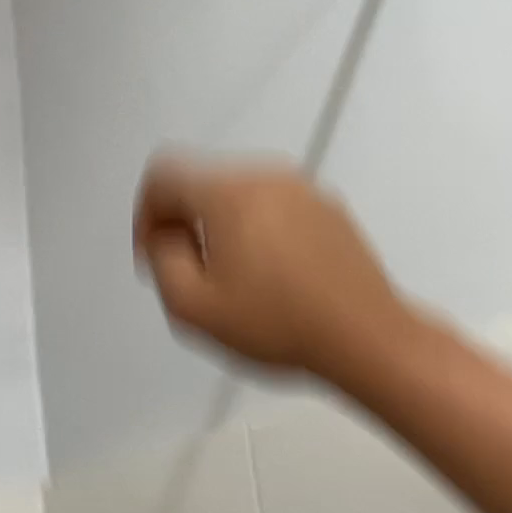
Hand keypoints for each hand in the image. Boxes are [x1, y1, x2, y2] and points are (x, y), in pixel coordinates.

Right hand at [133, 155, 414, 376]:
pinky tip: (276, 281)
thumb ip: (162, 261)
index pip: (163, 176)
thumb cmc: (277, 324)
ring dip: (226, 232)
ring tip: (237, 284)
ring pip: (243, 198)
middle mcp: (269, 176)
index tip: (155, 258)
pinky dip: (263, 235)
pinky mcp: (333, 211)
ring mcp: (307, 191)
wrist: (366, 336)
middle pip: (205, 184)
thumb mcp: (193, 307)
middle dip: (187, 225)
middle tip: (193, 276)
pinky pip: (279, 210)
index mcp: (230, 191)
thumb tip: (168, 237)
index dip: (145, 216)